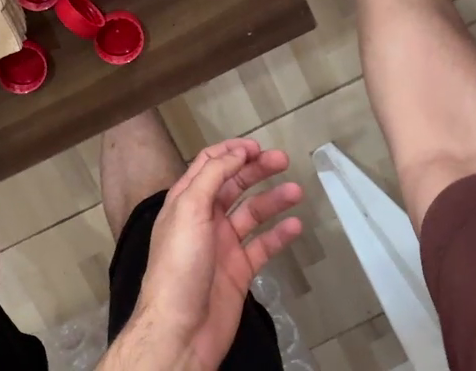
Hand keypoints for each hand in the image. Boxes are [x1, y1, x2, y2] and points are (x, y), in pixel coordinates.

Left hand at [102, 141, 303, 370]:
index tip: (256, 146)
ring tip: (296, 192)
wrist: (180, 330)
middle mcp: (204, 218)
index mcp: (187, 200)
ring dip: (273, 200)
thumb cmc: (179, 264)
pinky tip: (295, 226)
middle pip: (233, 185)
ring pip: (252, 214)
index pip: (209, 164)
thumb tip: (235, 153)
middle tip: (283, 160)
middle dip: (257, 170)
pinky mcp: (239, 271)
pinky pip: (262, 246)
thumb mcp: (189, 209)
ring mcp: (223, 245)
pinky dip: (278, 235)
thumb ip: (212, 176)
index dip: (231, 151)